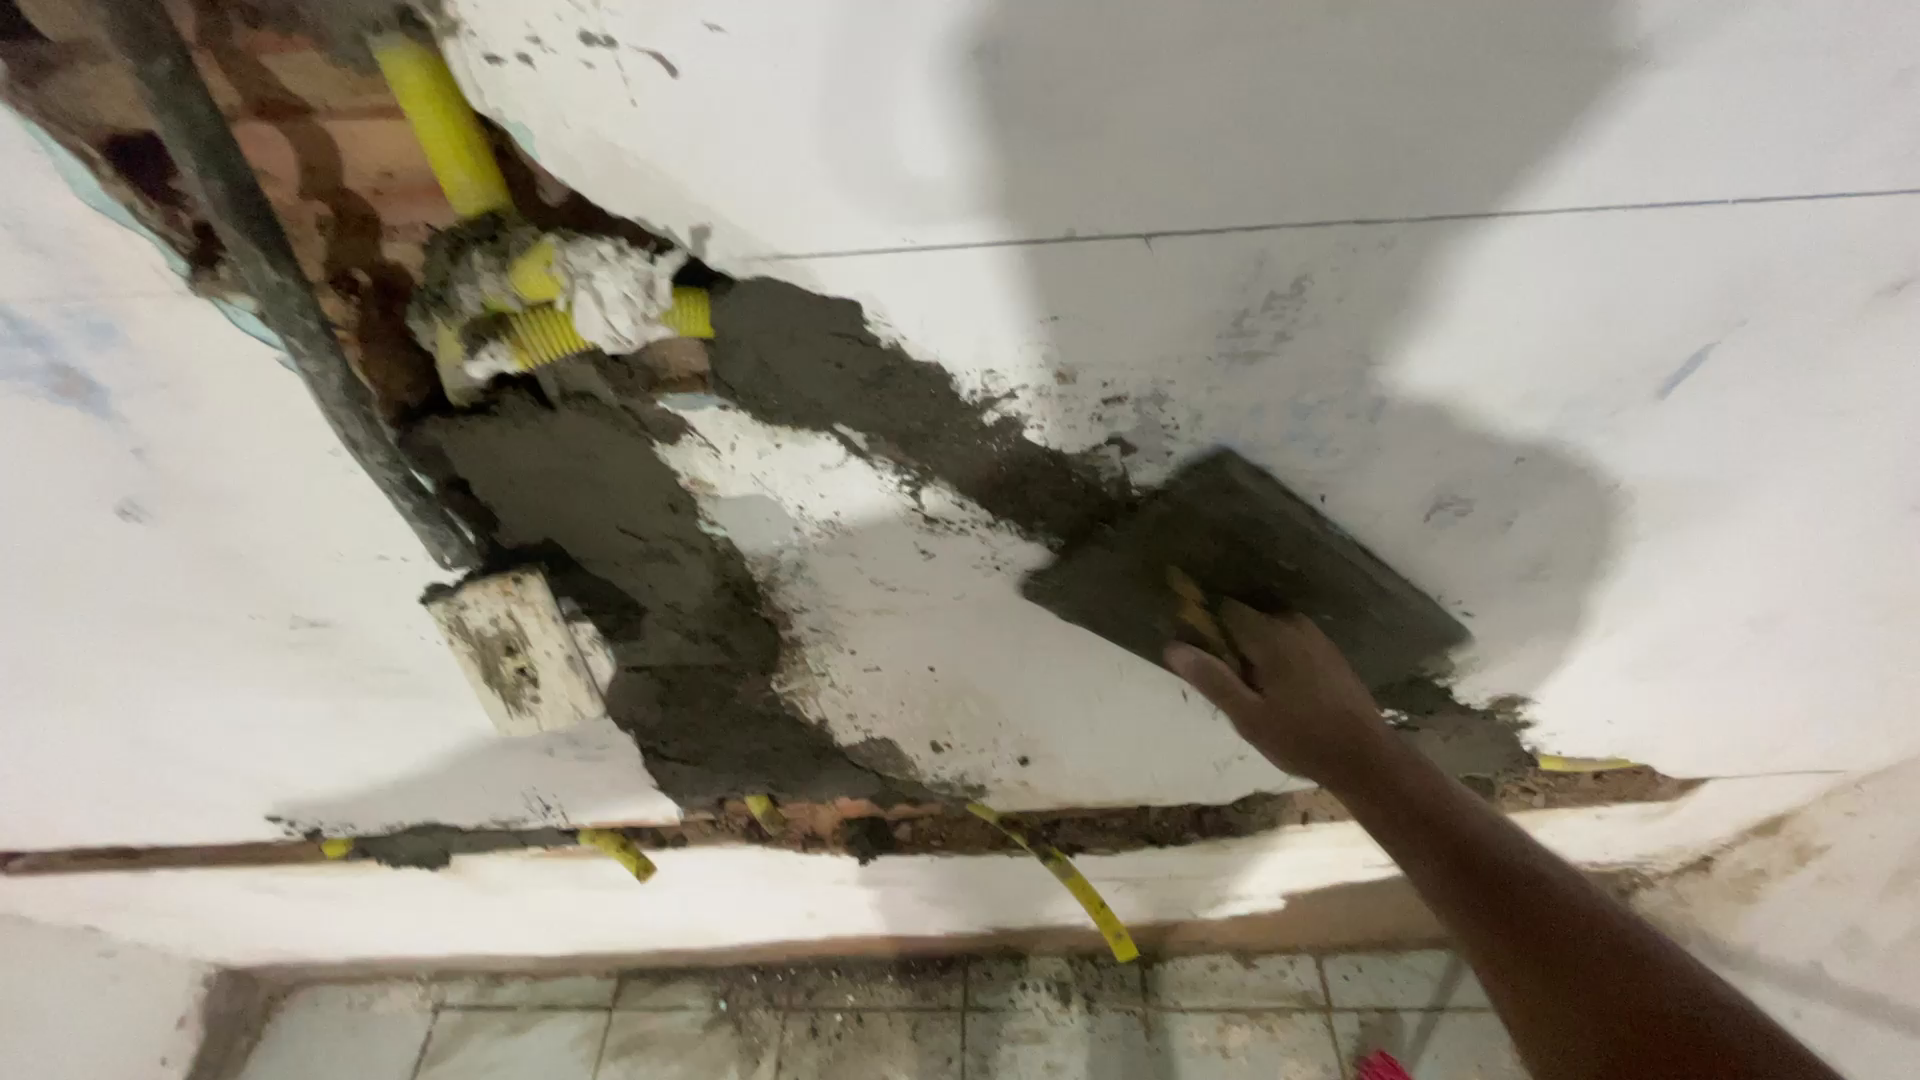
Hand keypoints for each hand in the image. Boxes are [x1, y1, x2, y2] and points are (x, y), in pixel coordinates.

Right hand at [1164, 601, 1393, 787]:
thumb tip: (1173, 647)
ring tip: (1251, 688)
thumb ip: (1211, 678)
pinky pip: (1288, 640)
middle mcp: (1293, 625)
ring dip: (1253, 649)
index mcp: (1270, 635)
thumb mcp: (1247, 716)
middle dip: (1229, 641)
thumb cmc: (1301, 739)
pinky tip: (1278, 689)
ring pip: (1267, 629)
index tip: (1198, 653)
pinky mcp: (1328, 651)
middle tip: (1227, 682)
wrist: (1367, 759)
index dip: (1204, 625)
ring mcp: (1315, 636)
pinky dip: (1274, 654)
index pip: (1223, 608)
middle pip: (1245, 617)